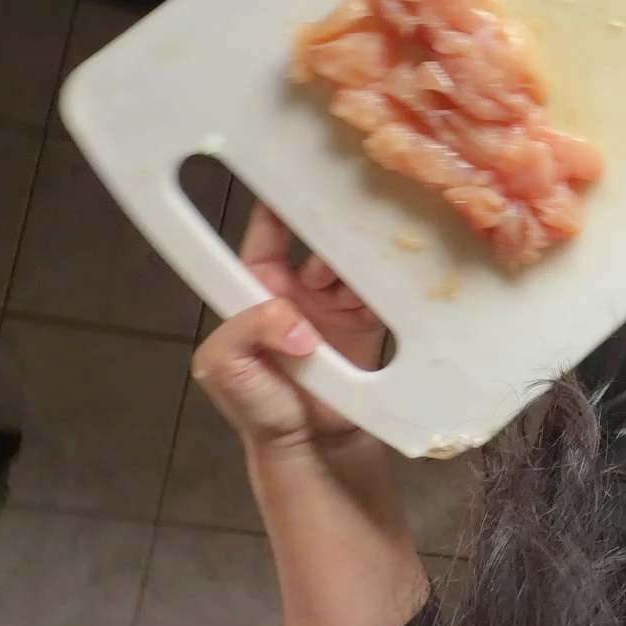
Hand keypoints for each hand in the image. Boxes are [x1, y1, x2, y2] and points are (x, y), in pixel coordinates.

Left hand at [191, 204, 386, 455]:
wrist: (318, 448)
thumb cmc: (262, 408)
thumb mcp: (223, 369)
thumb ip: (242, 333)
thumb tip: (292, 319)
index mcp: (260, 293)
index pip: (267, 239)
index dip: (277, 210)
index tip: (295, 178)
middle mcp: (300, 292)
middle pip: (321, 246)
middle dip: (335, 235)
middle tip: (352, 229)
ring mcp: (338, 305)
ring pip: (355, 264)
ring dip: (366, 259)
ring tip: (378, 256)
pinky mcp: (373, 320)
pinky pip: (384, 289)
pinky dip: (393, 281)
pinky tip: (401, 274)